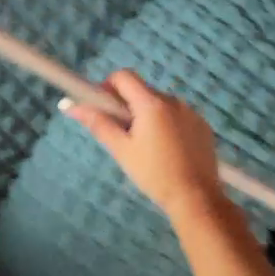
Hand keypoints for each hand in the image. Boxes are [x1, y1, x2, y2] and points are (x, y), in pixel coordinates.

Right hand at [64, 70, 226, 222]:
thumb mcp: (121, 149)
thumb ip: (98, 123)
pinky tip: (166, 150)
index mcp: (151, 104)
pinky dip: (166, 124)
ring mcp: (191, 113)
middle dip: (126, 105)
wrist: (196, 199)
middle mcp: (173, 101)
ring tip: (145, 146)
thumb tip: (70, 106)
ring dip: (146, 115)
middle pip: (141, 90)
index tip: (103, 108)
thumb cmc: (153, 174)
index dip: (107, 86)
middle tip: (121, 133)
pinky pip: (177, 115)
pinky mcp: (203, 126)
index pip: (123, 76)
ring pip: (159, 103)